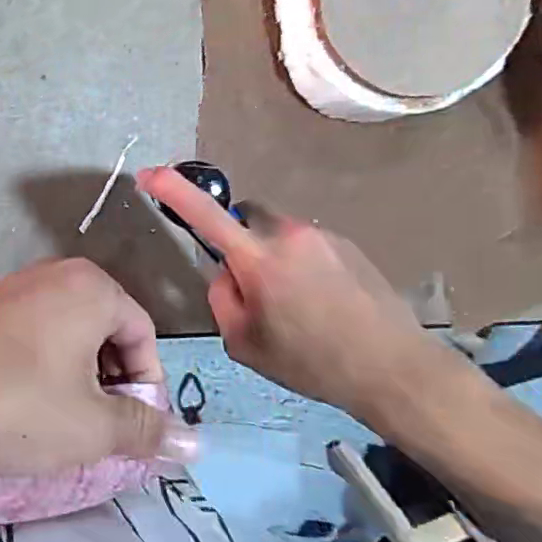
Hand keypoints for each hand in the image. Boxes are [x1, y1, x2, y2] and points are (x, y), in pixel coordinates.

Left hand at [0, 258, 198, 475]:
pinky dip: (37, 373)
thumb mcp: (89, 427)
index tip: (132, 431)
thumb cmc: (10, 405)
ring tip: (56, 426)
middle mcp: (53, 274)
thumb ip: (146, 430)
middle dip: (109, 386)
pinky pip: (28, 339)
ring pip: (65, 338)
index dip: (146, 387)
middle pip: (104, 333)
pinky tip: (15, 408)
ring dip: (74, 383)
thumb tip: (195, 442)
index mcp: (90, 287)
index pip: (144, 335)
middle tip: (96, 432)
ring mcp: (9, 288)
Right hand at [138, 166, 440, 412]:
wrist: (391, 367)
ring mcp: (323, 236)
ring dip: (273, 257)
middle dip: (240, 241)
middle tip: (252, 286)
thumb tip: (228, 274)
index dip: (173, 191)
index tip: (149, 174)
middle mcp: (290, 236)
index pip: (206, 216)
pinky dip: (302, 266)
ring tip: (296, 305)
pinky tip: (321, 303)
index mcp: (259, 261)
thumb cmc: (310, 363)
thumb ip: (223, 300)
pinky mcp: (349, 244)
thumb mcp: (244, 344)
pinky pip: (308, 245)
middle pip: (248, 219)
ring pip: (279, 234)